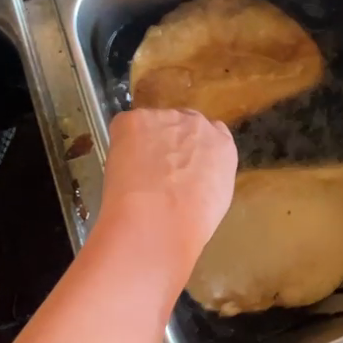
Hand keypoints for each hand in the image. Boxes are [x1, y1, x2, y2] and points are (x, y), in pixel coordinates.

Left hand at [97, 108, 237, 278]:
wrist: (158, 220)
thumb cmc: (190, 224)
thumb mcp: (216, 201)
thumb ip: (207, 178)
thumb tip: (191, 180)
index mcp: (222, 144)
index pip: (210, 134)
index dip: (191, 149)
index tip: (181, 165)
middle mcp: (197, 124)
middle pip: (181, 124)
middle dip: (168, 142)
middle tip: (155, 171)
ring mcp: (166, 118)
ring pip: (151, 126)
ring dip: (143, 144)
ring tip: (134, 177)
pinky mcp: (135, 121)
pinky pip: (125, 127)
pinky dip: (120, 145)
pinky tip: (121, 171)